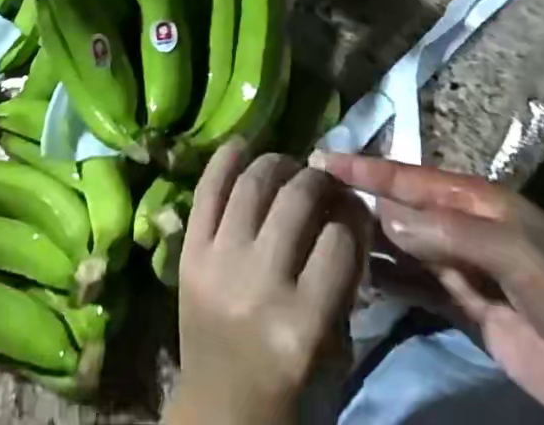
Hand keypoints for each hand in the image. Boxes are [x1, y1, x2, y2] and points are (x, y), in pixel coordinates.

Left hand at [166, 141, 371, 424]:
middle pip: (294, 202)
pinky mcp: (188, 250)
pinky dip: (224, 161)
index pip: (339, 242)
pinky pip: (205, 192)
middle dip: (317, 181)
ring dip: (275, 164)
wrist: (219, 404)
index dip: (353, 215)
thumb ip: (341, 283)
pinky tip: (242, 144)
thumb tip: (347, 216)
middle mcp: (258, 282)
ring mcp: (217, 260)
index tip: (356, 207)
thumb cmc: (288, 383)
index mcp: (303, 320)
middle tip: (323, 179)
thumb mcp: (332, 344)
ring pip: (251, 187)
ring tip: (289, 164)